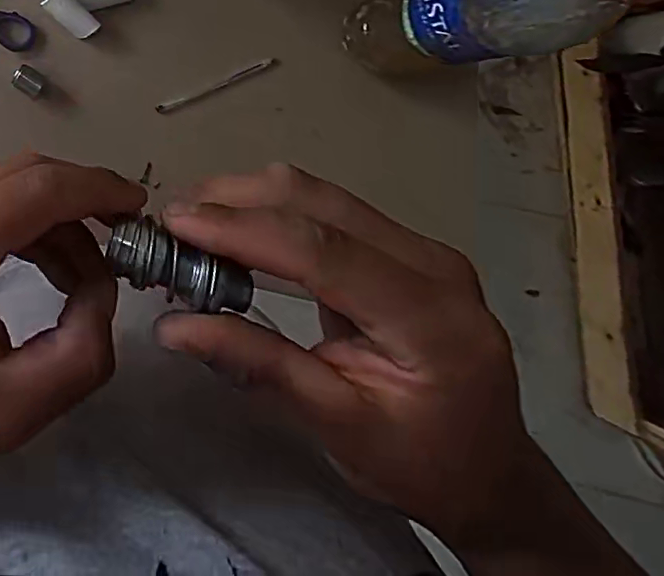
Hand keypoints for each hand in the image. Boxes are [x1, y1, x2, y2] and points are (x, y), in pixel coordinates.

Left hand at [0, 154, 143, 513]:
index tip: (139, 208)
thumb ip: (79, 354)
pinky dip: (32, 223)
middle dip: (85, 198)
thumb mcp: (6, 412)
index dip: (97, 190)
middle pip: (28, 173)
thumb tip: (105, 290)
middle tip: (125, 236)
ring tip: (90, 274)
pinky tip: (52, 264)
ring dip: (60, 217)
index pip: (38, 190)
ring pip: (12, 183)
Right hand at [154, 165, 638, 571]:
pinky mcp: (406, 245)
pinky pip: (331, 208)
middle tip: (173, 219)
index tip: (177, 222)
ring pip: (322, 194)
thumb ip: (260, 366)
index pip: (323, 252)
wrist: (490, 470)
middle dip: (238, 200)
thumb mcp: (338, 429)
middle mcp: (432, 262)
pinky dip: (275, 210)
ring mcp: (423, 247)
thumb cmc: (420, 465)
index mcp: (428, 318)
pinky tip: (239, 226)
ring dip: (252, 198)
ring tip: (196, 220)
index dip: (244, 229)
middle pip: (320, 204)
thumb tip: (174, 327)